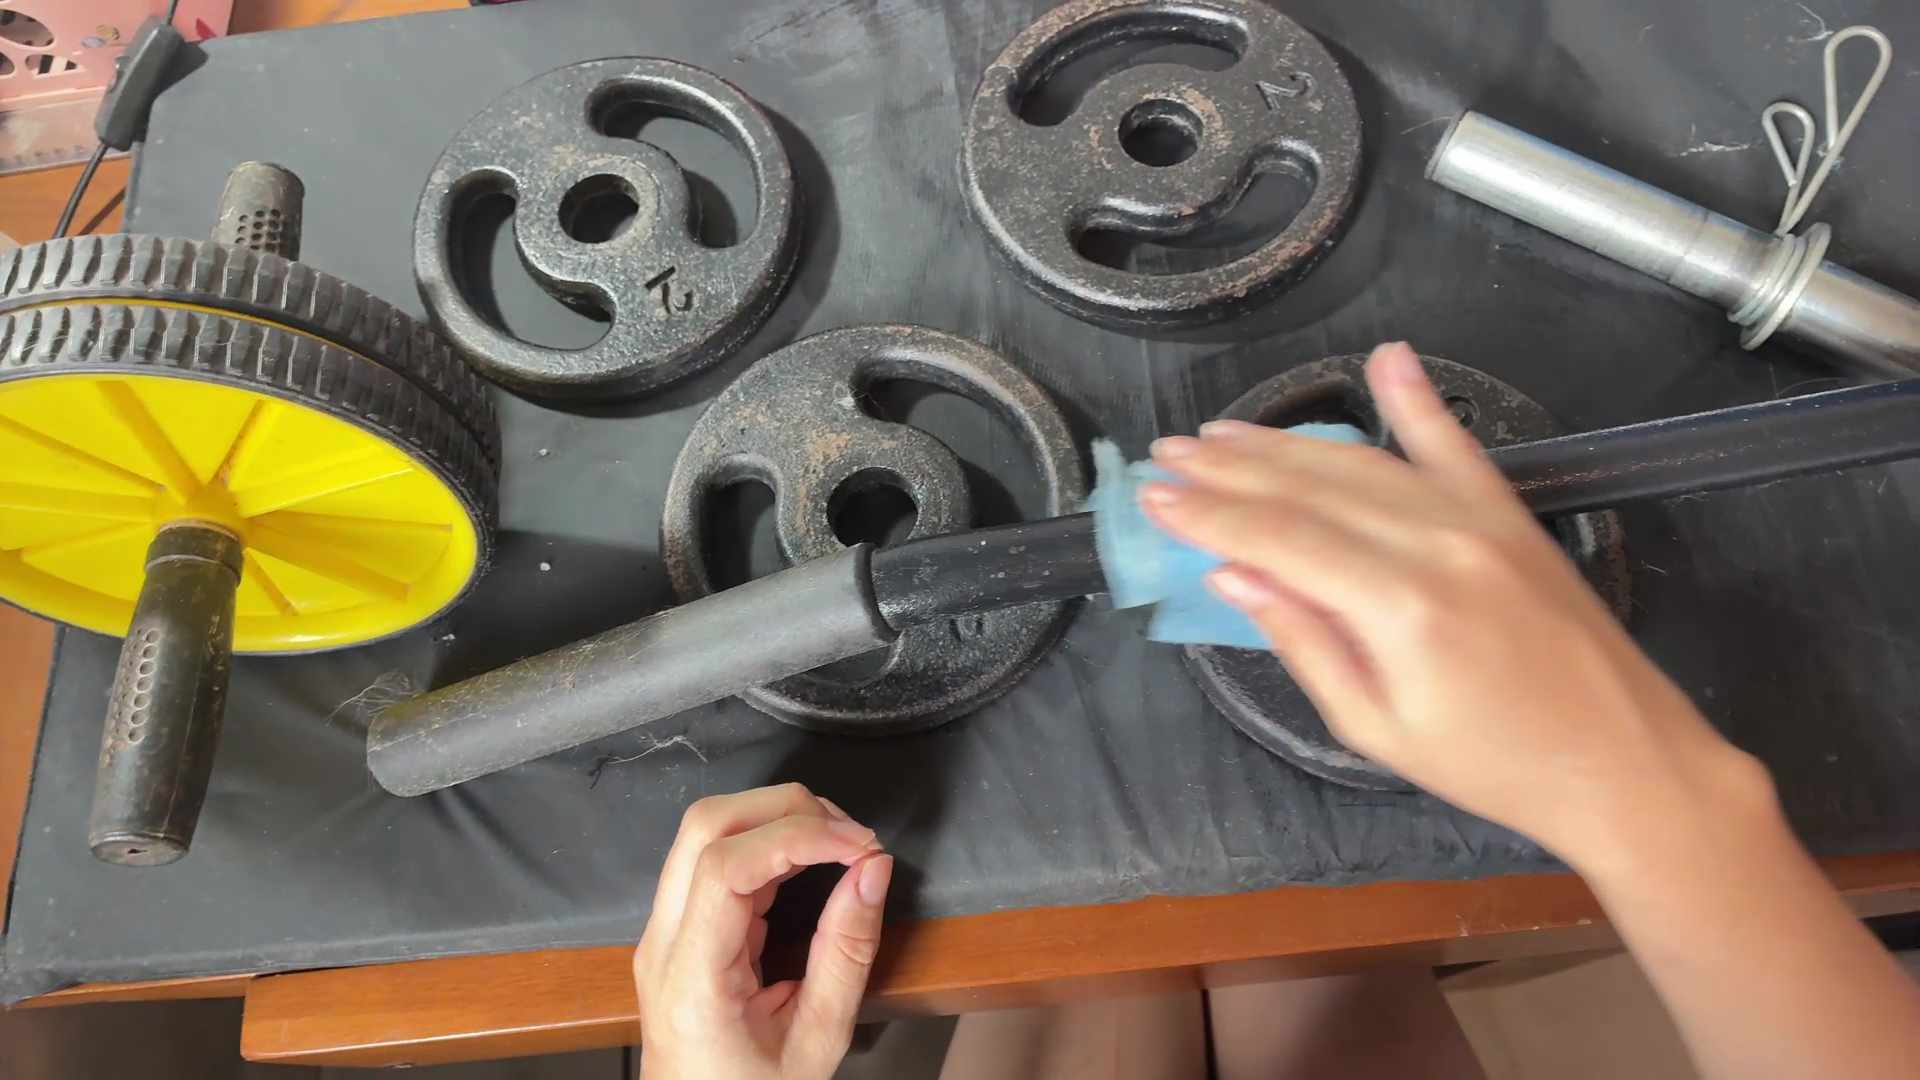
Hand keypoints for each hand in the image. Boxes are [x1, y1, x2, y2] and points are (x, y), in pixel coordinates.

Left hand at [635, 783, 892, 1079]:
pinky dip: (770, 834)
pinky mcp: (678, 917)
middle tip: (849, 835)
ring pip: (708, 825)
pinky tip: (809, 854)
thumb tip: (875, 867)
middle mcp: (661, 939)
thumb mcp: (818, 1040)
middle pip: (707, 825)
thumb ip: (847, 952)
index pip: (725, 866)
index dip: (798, 835)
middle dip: (787, 807)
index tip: (860, 844)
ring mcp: (662, 924)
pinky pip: (717, 848)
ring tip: (835, 839)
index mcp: (690, 978)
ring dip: (778, 813)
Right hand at [1141, 343, 1771, 872]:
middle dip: (1226, 469)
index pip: (1277, 538)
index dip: (1207, 515)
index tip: (1154, 496)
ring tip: (1219, 432)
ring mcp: (1479, 520)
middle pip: (1307, 489)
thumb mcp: (1370, 722)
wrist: (1629, 768)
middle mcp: (1438, 545)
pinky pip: (1453, 446)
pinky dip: (1416, 399)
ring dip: (1280, 443)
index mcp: (1401, 606)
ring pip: (1358, 462)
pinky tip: (1387, 359)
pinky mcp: (1508, 515)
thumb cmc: (1486, 764)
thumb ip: (1299, 638)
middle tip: (1166, 453)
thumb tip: (1229, 573)